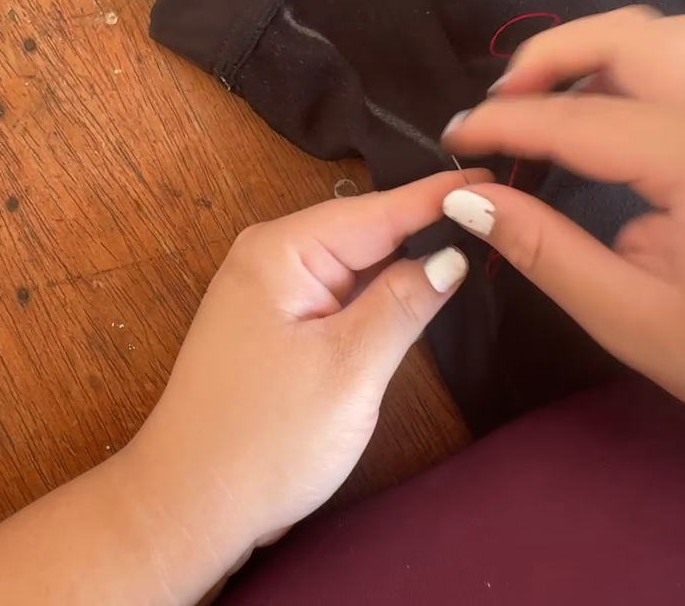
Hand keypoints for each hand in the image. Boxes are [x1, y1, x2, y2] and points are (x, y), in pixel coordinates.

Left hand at [121, 171, 481, 553]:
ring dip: (403, 260)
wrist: (188, 506)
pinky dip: (377, 291)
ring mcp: (271, 289)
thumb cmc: (264, 440)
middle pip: (364, 230)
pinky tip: (416, 287)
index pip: (376, 210)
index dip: (437, 196)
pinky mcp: (277, 321)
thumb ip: (402, 304)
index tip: (492, 178)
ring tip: (472, 238)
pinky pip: (338, 291)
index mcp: (281, 250)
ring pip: (353, 263)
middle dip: (425, 224)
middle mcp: (272, 255)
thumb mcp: (348, 370)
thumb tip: (451, 255)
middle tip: (496, 210)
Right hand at [440, 7, 684, 472]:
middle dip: (545, 59)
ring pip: (670, 27)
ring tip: (556, 92)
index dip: (501, 125)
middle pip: (626, 36)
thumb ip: (540, 246)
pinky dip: (652, 49)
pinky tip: (626, 91)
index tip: (453, 139)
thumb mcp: (628, 318)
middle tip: (500, 106)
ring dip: (599, 45)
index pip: (576, 120)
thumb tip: (466, 197)